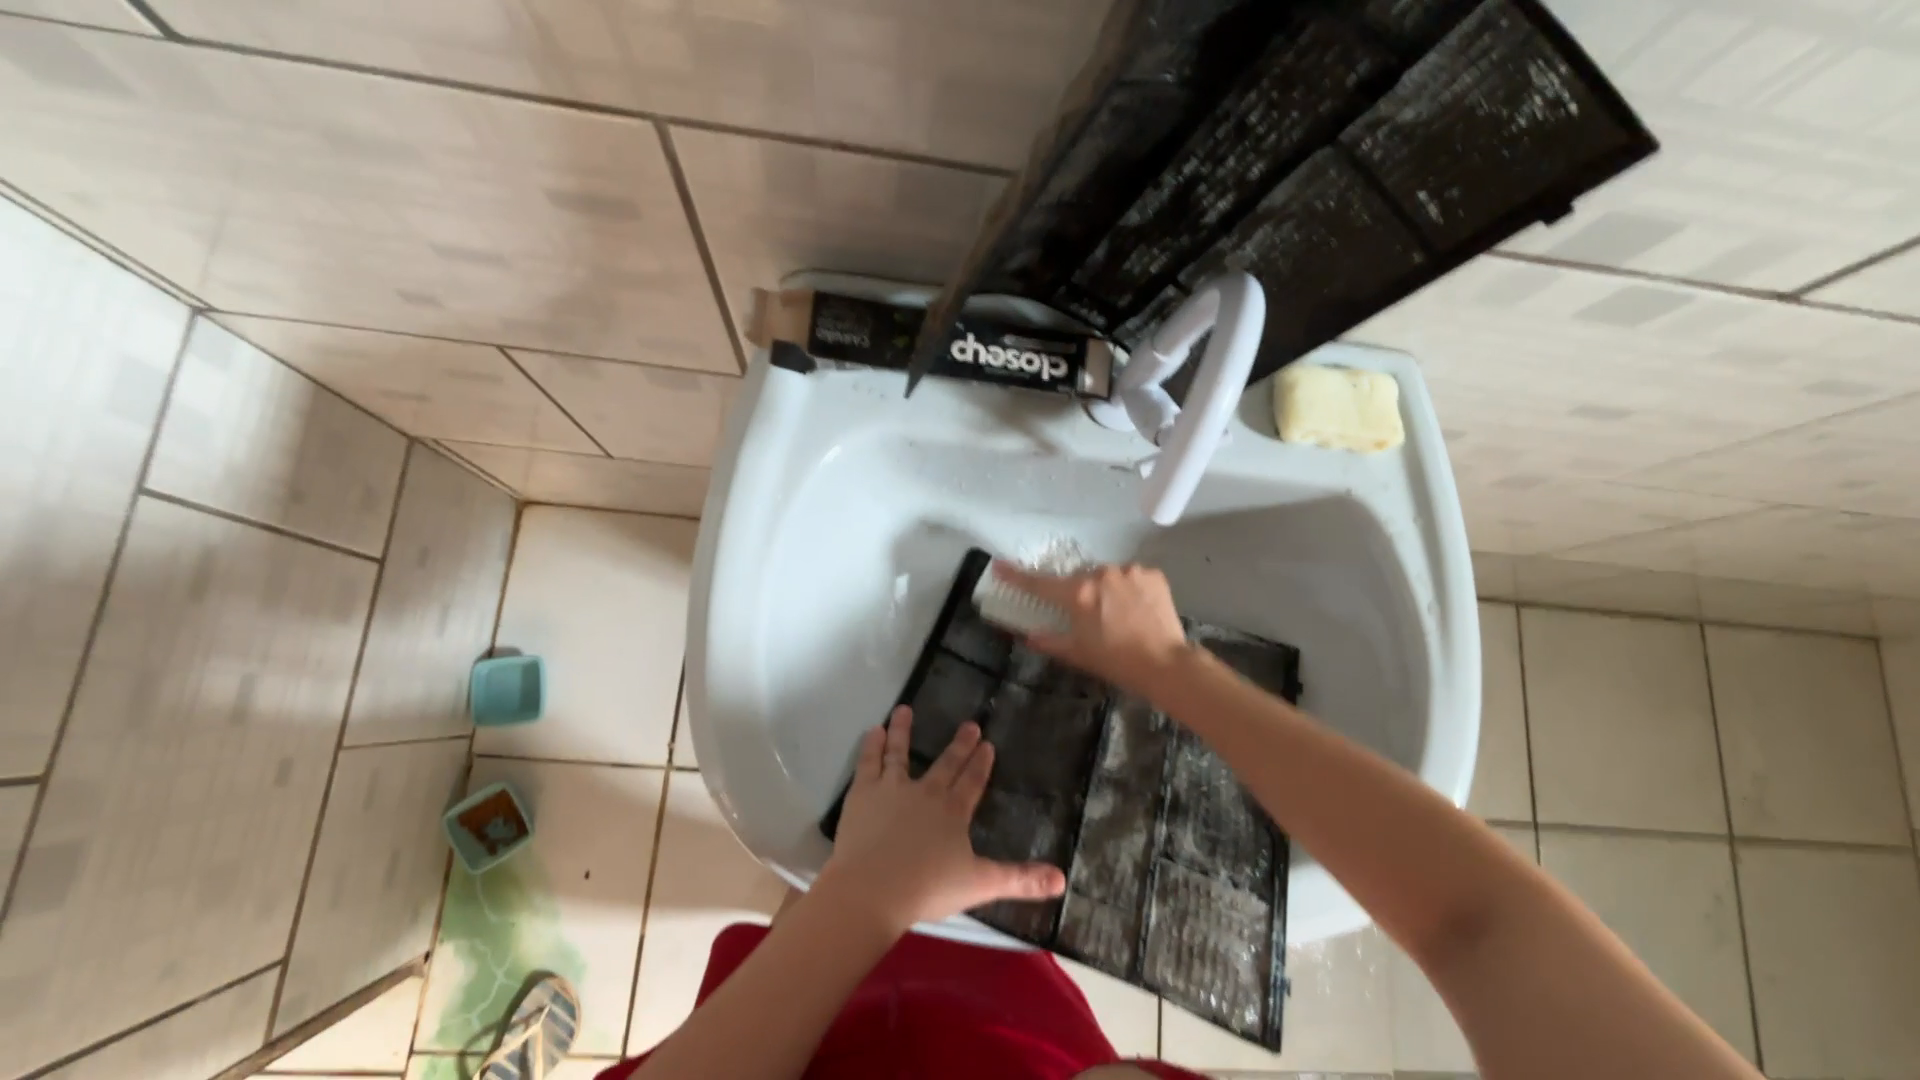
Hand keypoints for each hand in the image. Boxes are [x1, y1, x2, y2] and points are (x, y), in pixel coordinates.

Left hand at [818, 706, 1065, 935]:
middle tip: (969, 724)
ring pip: (899, 753)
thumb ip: (1020, 880)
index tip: (987, 744)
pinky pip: (869, 762)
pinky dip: (871, 745)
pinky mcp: (863, 793)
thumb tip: (1063, 880)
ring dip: (903, 731)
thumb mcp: (980, 885)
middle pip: (945, 764)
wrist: (873, 888)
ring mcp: (892, 789)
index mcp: (953, 812)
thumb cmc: (927, 888)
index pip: (972, 782)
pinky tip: (872, 731)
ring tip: (903, 710)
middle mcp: (926, 792)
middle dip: (959, 745)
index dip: (980, 764)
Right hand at [993, 560, 1191, 697]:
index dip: (1016, 576)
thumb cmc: (1116, 661)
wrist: (1166, 663)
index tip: (999, 566)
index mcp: (1078, 594)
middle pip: (1079, 579)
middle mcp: (1101, 574)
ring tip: (1119, 616)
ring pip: (1107, 577)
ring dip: (1107, 591)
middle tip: (1091, 618)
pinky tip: (1137, 610)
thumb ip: (1050, 640)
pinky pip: (1132, 577)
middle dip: (1080, 594)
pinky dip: (1130, 590)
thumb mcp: (1078, 654)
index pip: (1039, 583)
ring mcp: (1129, 571)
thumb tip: (1028, 636)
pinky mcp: (1152, 574)